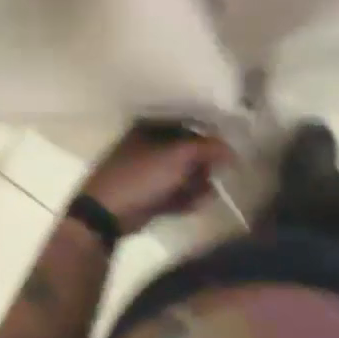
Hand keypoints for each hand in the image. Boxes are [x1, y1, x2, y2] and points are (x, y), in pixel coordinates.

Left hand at [80, 125, 233, 234]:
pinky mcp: (149, 195)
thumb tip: (232, 151)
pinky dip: (185, 199)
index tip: (227, 150)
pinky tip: (192, 205)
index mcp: (150, 127)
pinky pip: (175, 193)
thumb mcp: (177, 156)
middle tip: (212, 175)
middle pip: (189, 151)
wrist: (107, 212)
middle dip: (204, 165)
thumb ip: (207, 149)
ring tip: (201, 194)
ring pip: (183, 174)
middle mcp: (149, 145)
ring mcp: (148, 171)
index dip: (209, 136)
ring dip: (196, 185)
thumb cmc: (141, 176)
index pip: (189, 124)